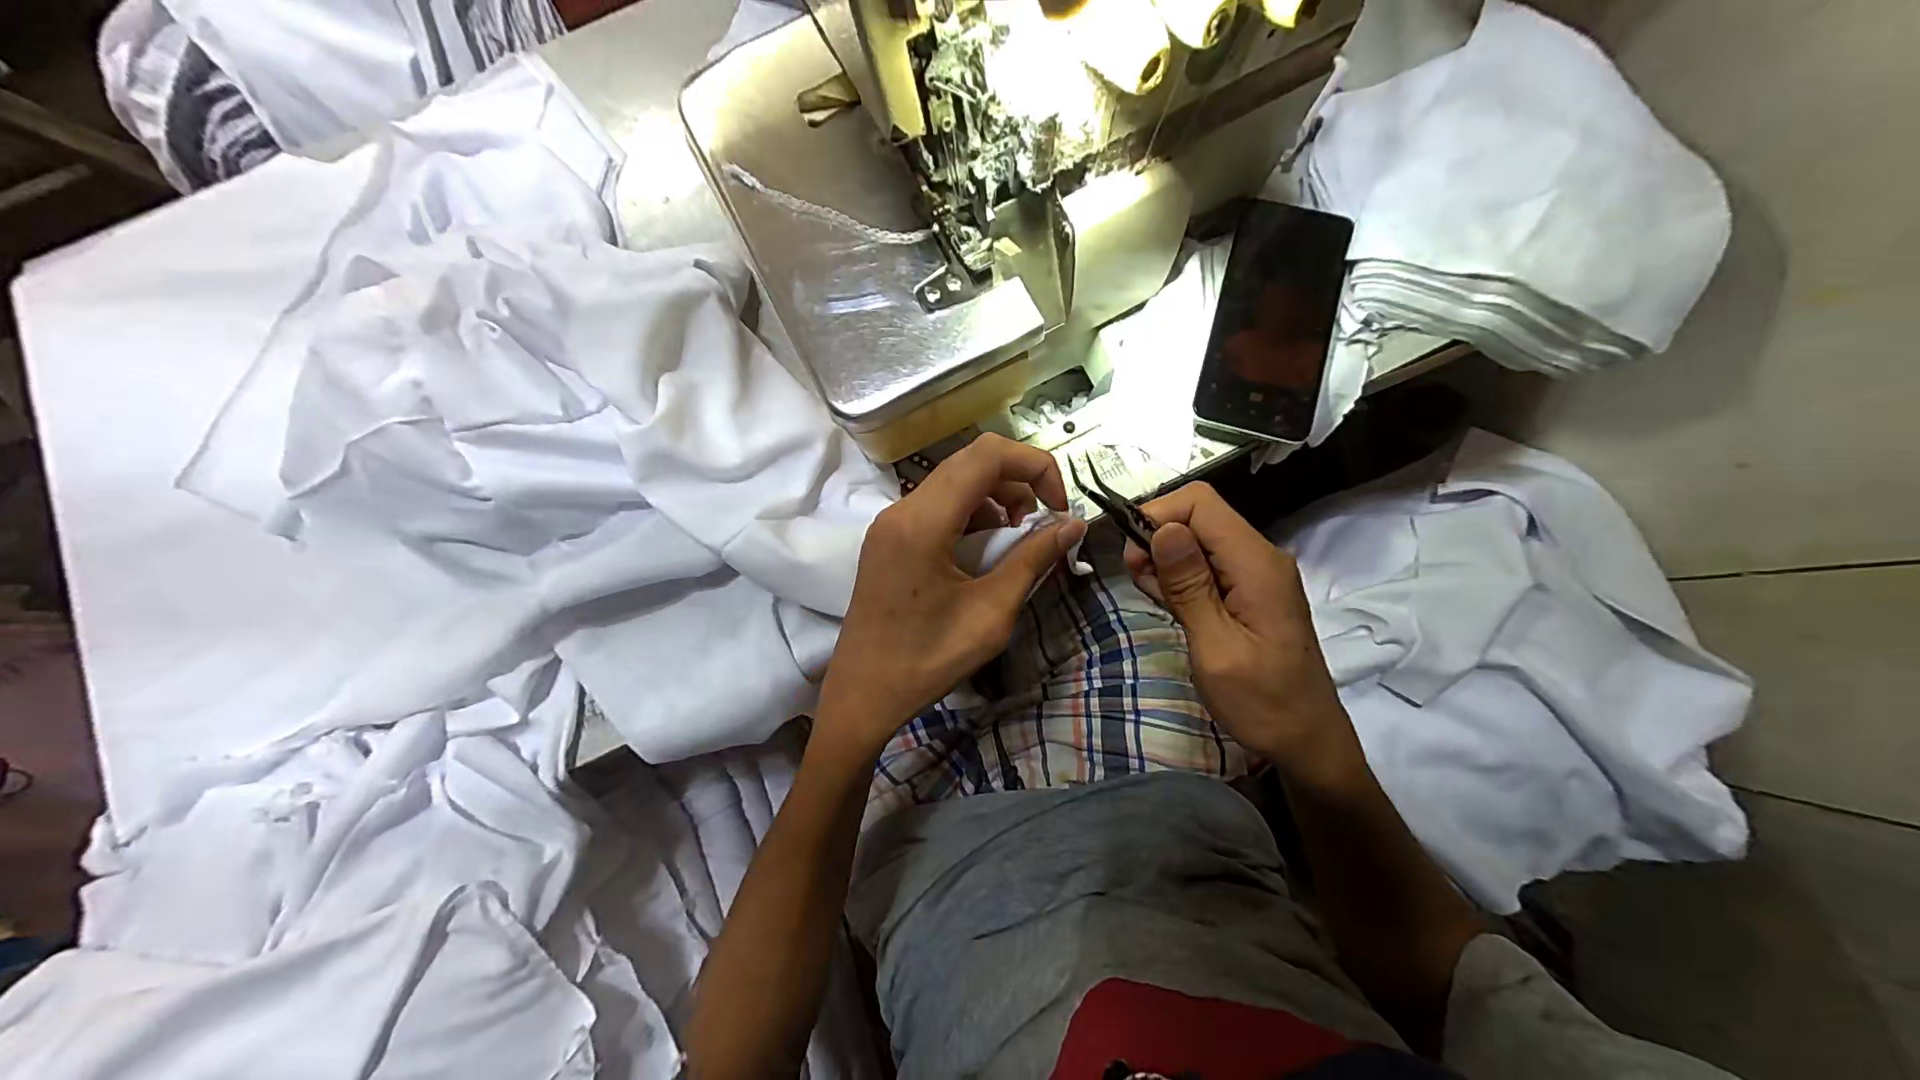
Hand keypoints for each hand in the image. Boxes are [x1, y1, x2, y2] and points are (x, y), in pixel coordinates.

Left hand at [816, 434, 1086, 759]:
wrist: (862, 694)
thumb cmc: (927, 660)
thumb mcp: (991, 613)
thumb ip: (1033, 560)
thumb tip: (1073, 524)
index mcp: (923, 521)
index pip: (988, 454)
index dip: (1036, 467)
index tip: (1059, 509)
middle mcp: (902, 509)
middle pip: (971, 461)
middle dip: (1019, 483)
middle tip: (1040, 527)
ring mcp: (890, 522)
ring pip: (955, 482)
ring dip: (996, 501)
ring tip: (1012, 547)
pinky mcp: (889, 538)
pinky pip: (938, 507)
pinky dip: (971, 517)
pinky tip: (982, 556)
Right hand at [1124, 482, 1361, 789]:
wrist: (1307, 742)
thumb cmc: (1262, 703)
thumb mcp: (1216, 649)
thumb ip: (1189, 586)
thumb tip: (1163, 529)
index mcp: (1256, 564)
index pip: (1200, 503)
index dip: (1158, 515)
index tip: (1132, 556)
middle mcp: (1260, 557)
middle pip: (1199, 516)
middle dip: (1158, 537)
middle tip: (1139, 582)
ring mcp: (1257, 574)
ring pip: (1199, 539)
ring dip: (1167, 560)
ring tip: (1155, 598)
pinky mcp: (1250, 592)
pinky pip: (1209, 565)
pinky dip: (1182, 577)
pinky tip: (1171, 604)